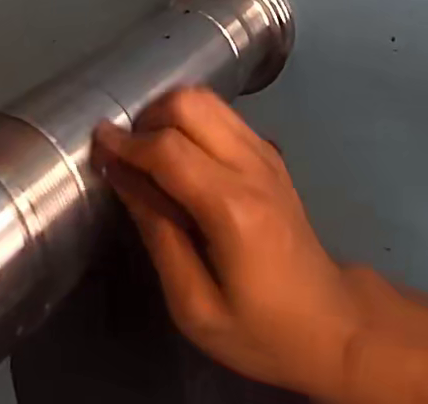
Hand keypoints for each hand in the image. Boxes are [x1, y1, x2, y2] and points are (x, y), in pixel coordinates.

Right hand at [93, 88, 367, 397]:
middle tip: (127, 153)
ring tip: (149, 152)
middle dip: (148, 117)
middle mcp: (252, 164)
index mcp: (233, 207)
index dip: (127, 142)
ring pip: (208, 99)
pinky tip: (180, 153)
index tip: (97, 143)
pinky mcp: (270, 151)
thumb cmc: (259, 327)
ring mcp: (266, 152)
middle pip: (191, 103)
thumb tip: (123, 178)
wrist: (330, 321)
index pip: (169, 149)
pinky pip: (223, 113)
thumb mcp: (195, 306)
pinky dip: (192, 119)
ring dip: (170, 113)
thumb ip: (158, 235)